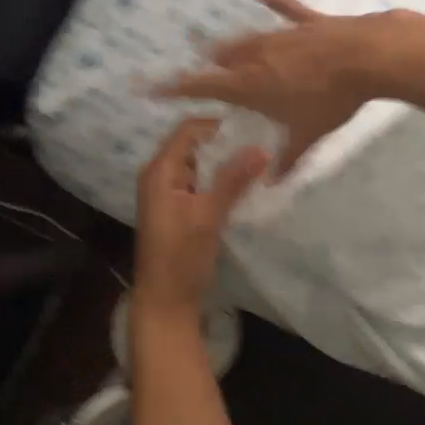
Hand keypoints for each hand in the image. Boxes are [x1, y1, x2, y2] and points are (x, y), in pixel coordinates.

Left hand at [134, 117, 268, 319]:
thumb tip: (262, 146)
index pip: (189, 129)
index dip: (219, 124)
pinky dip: (222, 180)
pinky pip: (203, 182)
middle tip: (264, 141)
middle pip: (196, 145)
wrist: (165, 301)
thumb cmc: (181, 257)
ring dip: (227, 163)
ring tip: (261, 160)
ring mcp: (170, 193)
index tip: (254, 125)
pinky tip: (247, 184)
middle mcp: (161, 176)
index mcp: (160, 171)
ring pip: (202, 165)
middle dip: (228, 143)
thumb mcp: (209, 215)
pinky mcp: (181, 208)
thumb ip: (233, 179)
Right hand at [151, 0, 391, 176]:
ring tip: (221, 47)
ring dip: (235, 44)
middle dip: (212, 66)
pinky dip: (273, 1)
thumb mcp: (308, 135)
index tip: (150, 86)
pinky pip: (285, 8)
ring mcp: (283, 34)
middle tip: (204, 70)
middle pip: (225, 58)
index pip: (204, 86)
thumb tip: (272, 182)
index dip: (176, 87)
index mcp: (250, 85)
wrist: (364, 57)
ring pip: (249, 38)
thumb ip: (288, 158)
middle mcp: (258, 55)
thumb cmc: (330, 100)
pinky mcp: (308, 21)